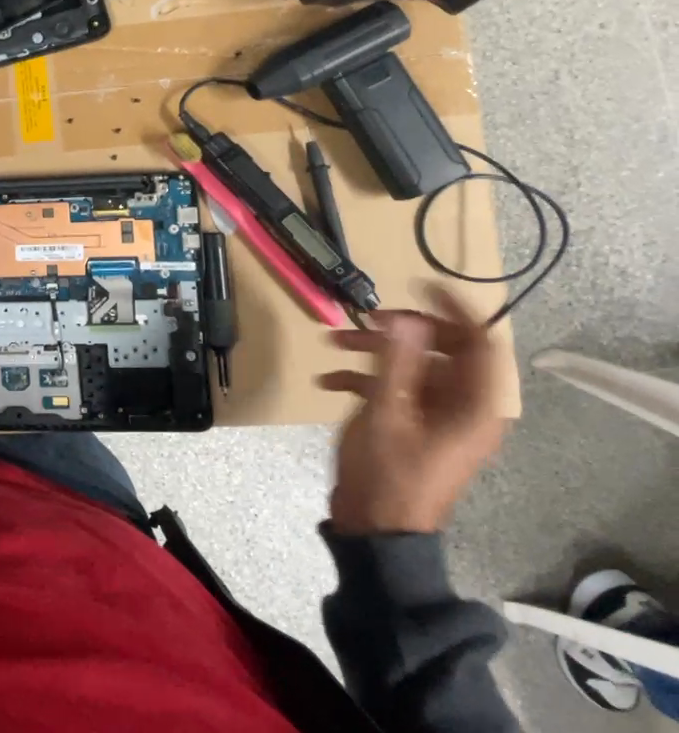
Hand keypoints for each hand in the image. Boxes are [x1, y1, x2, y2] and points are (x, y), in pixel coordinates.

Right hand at [320, 287, 505, 535]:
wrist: (378, 525)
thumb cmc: (389, 470)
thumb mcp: (386, 411)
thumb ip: (396, 362)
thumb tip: (406, 318)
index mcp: (475, 403)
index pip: (478, 342)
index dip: (453, 309)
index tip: (418, 284)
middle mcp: (466, 406)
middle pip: (442, 351)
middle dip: (399, 331)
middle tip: (363, 319)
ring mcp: (440, 417)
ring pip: (414, 367)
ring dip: (374, 352)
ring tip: (333, 344)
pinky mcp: (414, 426)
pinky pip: (397, 389)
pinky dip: (364, 378)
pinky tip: (330, 381)